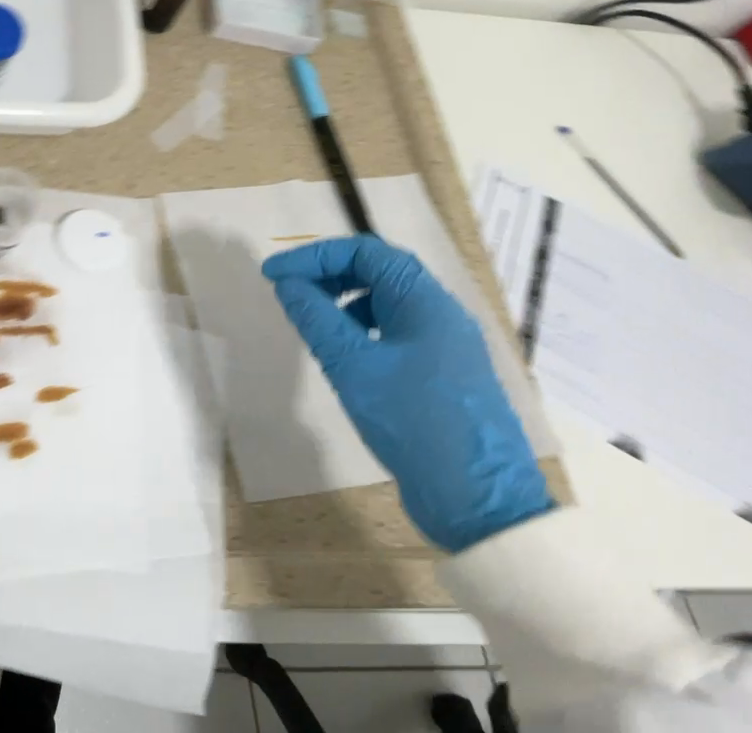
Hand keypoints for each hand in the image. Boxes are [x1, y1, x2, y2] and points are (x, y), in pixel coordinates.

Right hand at [262, 236, 553, 552]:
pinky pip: (394, 333)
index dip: (315, 256)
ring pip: (386, 303)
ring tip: (309, 323)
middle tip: (286, 294)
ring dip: (343, 301)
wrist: (479, 499)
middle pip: (378, 272)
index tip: (273, 277)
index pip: (365, 253)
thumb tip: (287, 283)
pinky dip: (360, 330)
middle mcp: (440, 314)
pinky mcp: (441, 375)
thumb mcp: (353, 367)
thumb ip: (316, 318)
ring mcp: (445, 345)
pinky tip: (342, 356)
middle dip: (328, 274)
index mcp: (426, 302)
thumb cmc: (414, 422)